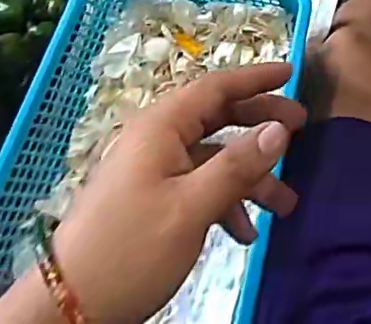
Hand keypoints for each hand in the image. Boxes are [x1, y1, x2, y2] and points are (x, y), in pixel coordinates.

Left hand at [48, 62, 306, 321]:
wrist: (69, 307)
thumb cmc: (131, 248)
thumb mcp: (191, 207)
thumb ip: (238, 165)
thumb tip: (279, 129)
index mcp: (163, 124)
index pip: (218, 85)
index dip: (256, 77)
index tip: (292, 72)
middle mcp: (160, 136)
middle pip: (219, 117)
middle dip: (260, 124)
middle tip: (301, 130)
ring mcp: (155, 167)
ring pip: (214, 156)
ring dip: (249, 176)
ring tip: (285, 203)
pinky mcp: (153, 197)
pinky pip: (199, 185)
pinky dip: (225, 201)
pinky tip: (244, 233)